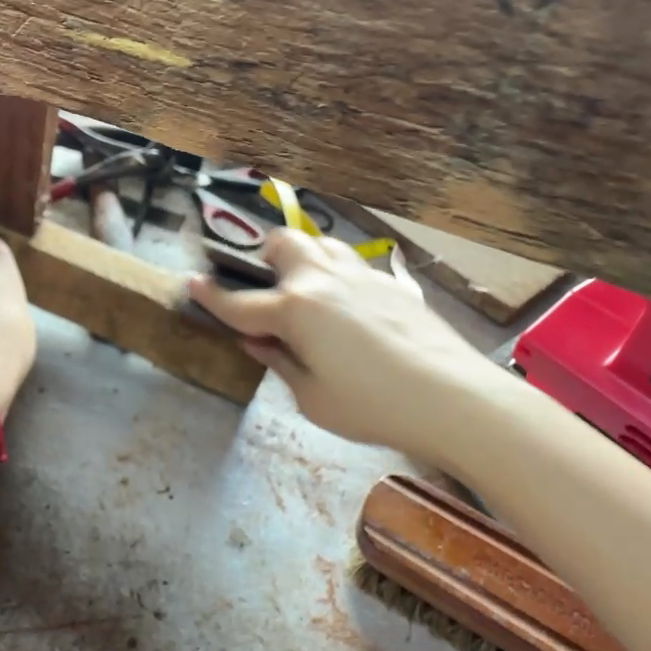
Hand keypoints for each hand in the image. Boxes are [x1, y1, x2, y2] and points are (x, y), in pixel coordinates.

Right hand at [188, 229, 500, 457]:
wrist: (458, 399)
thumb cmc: (375, 407)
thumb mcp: (313, 399)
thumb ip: (280, 364)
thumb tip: (259, 343)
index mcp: (293, 310)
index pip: (239, 303)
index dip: (210, 295)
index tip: (192, 283)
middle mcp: (321, 280)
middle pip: (282, 244)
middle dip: (265, 258)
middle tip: (269, 287)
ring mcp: (361, 276)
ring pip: (321, 243)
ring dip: (305, 259)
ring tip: (309, 289)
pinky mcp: (394, 285)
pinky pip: (358, 264)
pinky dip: (343, 275)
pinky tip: (353, 306)